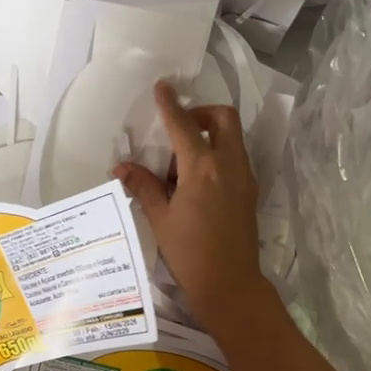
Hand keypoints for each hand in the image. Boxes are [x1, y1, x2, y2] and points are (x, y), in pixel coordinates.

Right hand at [114, 82, 269, 331]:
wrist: (229, 283)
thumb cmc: (190, 252)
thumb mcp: (161, 219)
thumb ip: (144, 187)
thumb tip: (122, 167)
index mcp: (203, 168)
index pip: (184, 126)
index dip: (170, 105)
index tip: (162, 87)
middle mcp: (228, 165)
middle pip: (223, 118)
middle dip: (201, 113)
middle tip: (179, 128)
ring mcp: (244, 177)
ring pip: (232, 137)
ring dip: (209, 135)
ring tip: (182, 163)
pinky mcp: (249, 191)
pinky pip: (235, 158)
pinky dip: (217, 155)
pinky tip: (196, 181)